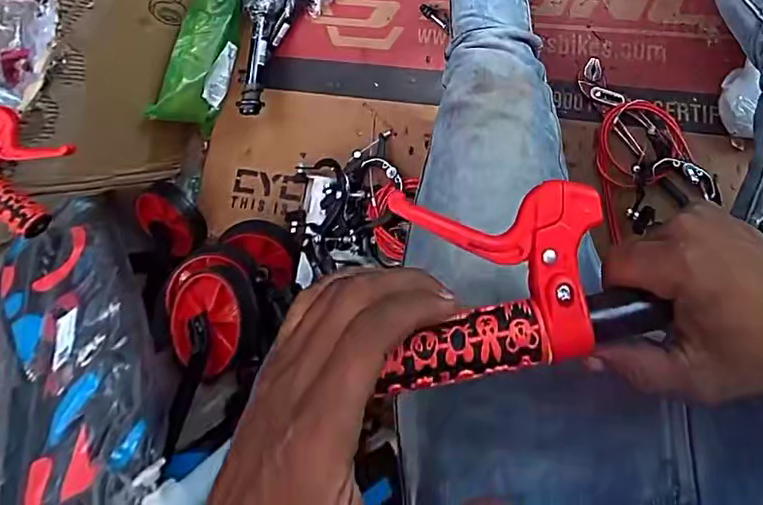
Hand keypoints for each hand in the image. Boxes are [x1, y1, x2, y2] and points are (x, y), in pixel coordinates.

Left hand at [211, 269, 456, 504]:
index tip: (452, 309)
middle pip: (346, 301)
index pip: (367, 334)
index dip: (413, 307)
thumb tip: (495, 498)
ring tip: (409, 289)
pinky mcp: (267, 376)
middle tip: (441, 295)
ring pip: (320, 296)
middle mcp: (291, 385)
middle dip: (399, 284)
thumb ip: (429, 498)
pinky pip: (301, 311)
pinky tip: (358, 299)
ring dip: (369, 280)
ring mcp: (274, 375)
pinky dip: (336, 291)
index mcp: (318, 427)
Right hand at [591, 204, 762, 402]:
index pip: (614, 264)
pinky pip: (675, 227)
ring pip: (652, 238)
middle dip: (642, 280)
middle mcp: (683, 226)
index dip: (620, 293)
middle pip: (632, 249)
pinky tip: (709, 272)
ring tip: (695, 293)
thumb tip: (591, 353)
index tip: (644, 317)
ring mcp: (700, 213)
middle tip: (674, 312)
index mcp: (676, 261)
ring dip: (660, 264)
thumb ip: (637, 366)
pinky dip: (680, 247)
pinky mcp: (714, 209)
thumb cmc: (758, 354)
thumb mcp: (696, 376)